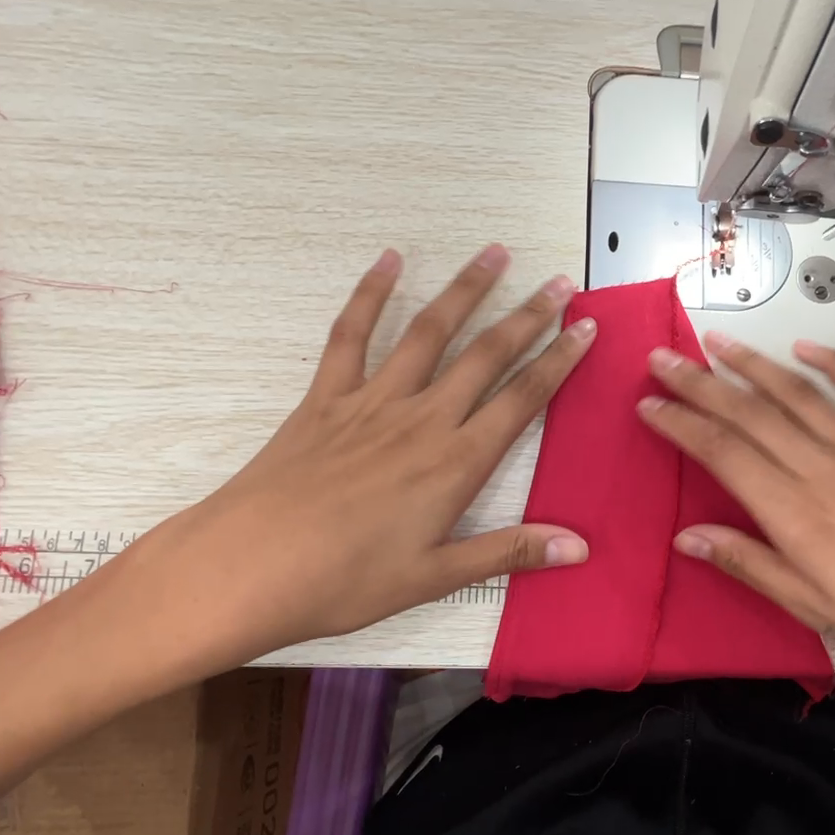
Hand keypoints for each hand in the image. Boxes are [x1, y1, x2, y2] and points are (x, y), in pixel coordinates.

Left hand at [149, 244, 595, 664]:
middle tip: (560, 282)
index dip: (559, 361)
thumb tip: (580, 548)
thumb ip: (510, 552)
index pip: (522, 400)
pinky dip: (369, 294)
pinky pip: (351, 335)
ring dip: (466, 290)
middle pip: (486, 355)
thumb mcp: (436, 577)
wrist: (248, 567)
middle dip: (528, 316)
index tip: (585, 329)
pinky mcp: (326, 398)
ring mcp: (372, 401)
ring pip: (429, 333)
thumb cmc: (346, 581)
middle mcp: (422, 419)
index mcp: (455, 463)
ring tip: (494, 253)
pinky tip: (388, 260)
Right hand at [636, 333, 834, 701]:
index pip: (723, 453)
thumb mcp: (811, 605)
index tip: (649, 404)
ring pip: (799, 394)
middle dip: (700, 383)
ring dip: (754, 364)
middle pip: (751, 414)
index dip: (681, 424)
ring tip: (718, 343)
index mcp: (796, 513)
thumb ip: (748, 562)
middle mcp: (825, 470)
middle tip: (663, 358)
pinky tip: (809, 347)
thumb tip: (687, 537)